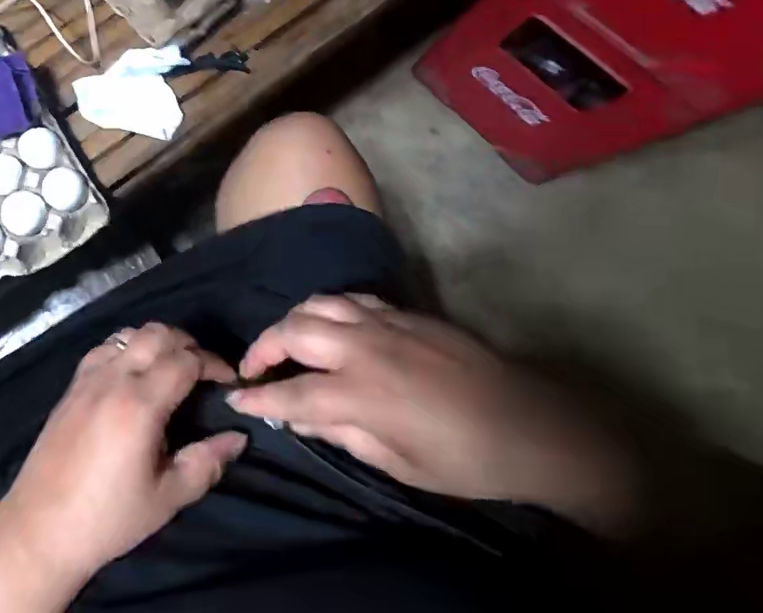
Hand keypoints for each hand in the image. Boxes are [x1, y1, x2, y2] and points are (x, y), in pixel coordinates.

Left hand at [0, 323, 248, 583]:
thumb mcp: (167, 498)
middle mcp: (114, 378)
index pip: (186, 360)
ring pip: (130, 333)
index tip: (228, 380)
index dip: (213, 364)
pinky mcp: (72, 385)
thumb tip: (238, 437)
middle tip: (203, 370)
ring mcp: (89, 377)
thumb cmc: (107, 518)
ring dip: (157, 341)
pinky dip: (128, 347)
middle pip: (159, 333)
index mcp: (140, 403)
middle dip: (188, 343)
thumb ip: (206, 462)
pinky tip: (134, 372)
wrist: (40, 529)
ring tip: (171, 367)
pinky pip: (106, 346)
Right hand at [227, 295, 632, 533]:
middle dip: (264, 345)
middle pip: (294, 330)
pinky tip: (330, 324)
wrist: (527, 422)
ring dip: (293, 319)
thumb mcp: (398, 464)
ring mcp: (384, 322)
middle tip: (253, 366)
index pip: (291, 392)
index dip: (259, 395)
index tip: (235, 396)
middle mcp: (363, 348)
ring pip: (320, 302)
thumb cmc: (463, 460)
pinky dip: (329, 308)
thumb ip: (342, 434)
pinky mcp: (403, 311)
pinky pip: (352, 298)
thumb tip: (298, 418)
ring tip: (285, 340)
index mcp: (361, 394)